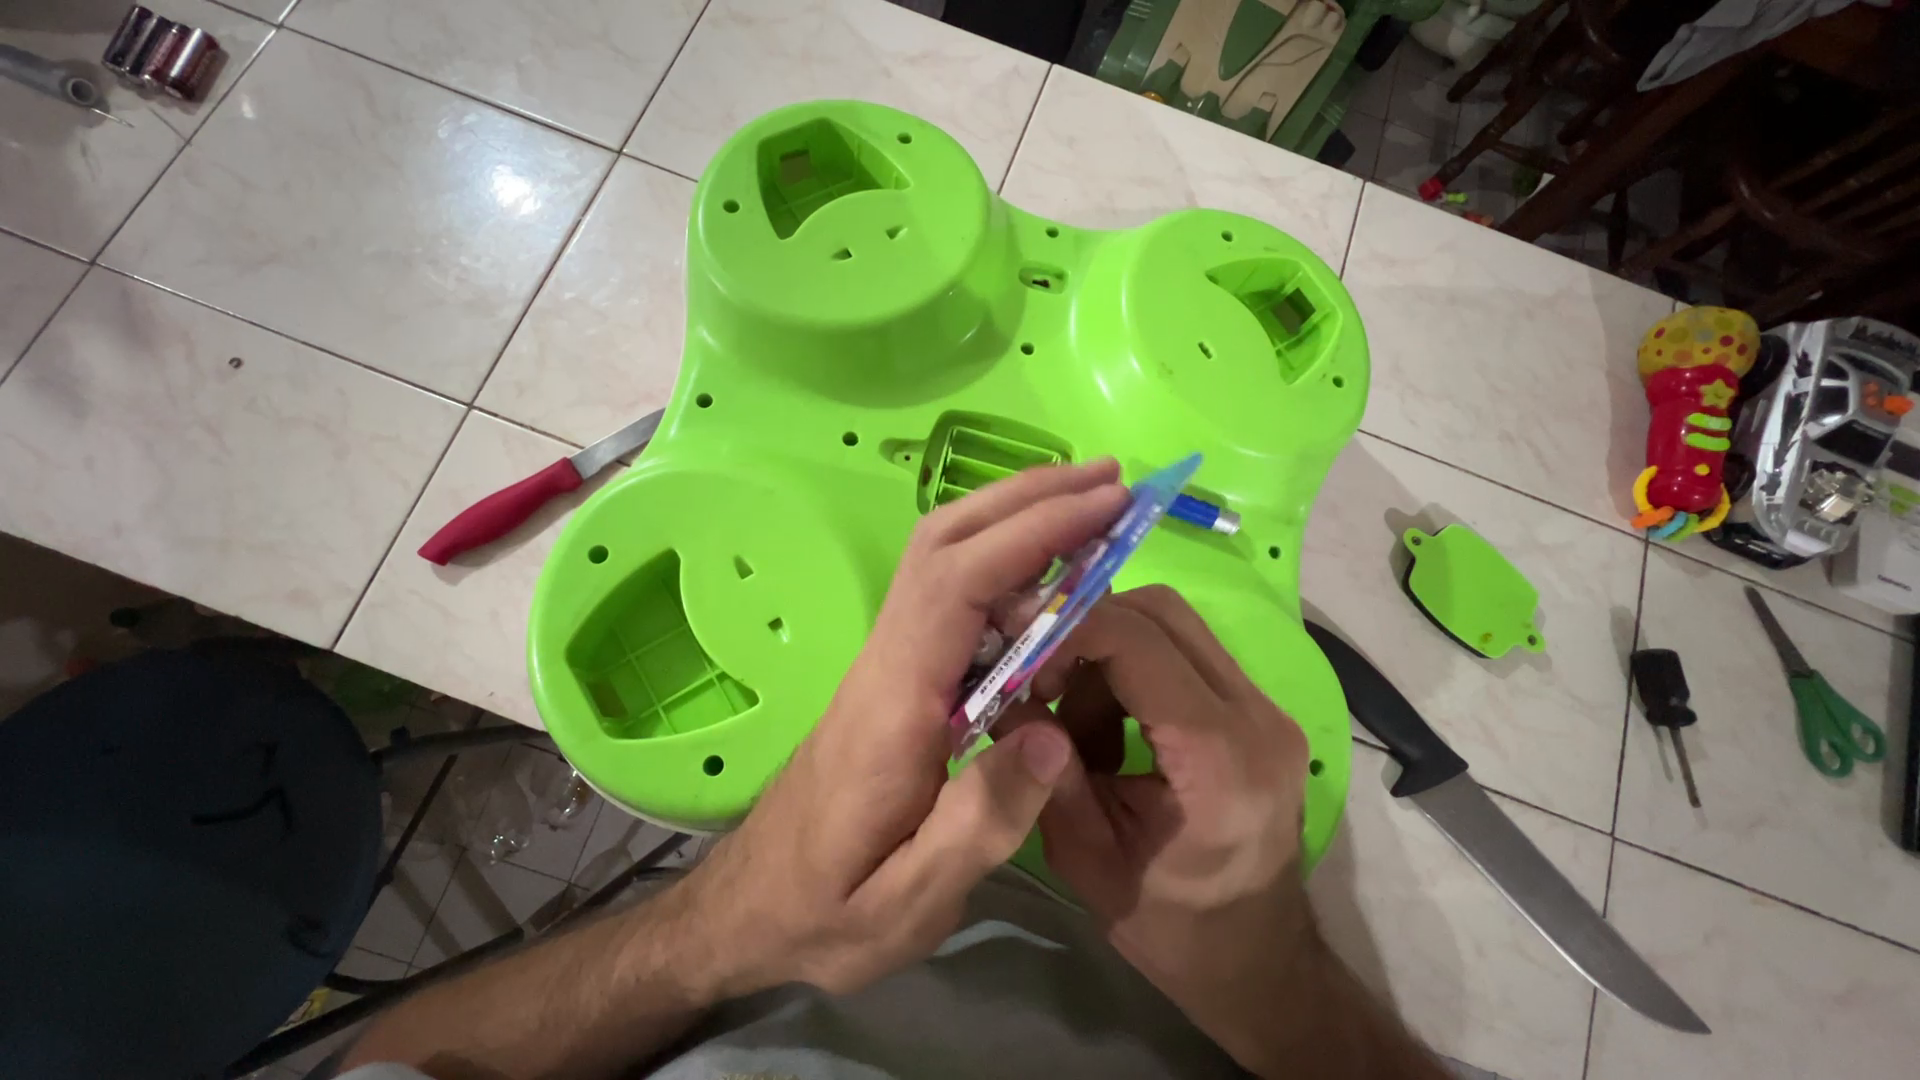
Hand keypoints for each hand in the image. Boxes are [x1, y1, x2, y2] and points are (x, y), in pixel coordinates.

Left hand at [677, 461, 1130, 998]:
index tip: (1105, 506)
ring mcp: (887, 663)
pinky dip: (1003, 562)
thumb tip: (1049, 733)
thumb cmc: (825, 911)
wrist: (750, 906)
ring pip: (942, 559)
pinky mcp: (896, 676)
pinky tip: (1048, 577)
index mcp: (893, 704)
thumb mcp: (904, 904)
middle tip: (1111, 480)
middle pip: (945, 545)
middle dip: (1027, 498)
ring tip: (1091, 508)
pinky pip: (950, 596)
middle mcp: (888, 661)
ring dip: (1014, 518)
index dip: (1031, 533)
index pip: (958, 584)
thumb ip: (978, 825)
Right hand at [1006, 585, 1317, 1072]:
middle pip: (1161, 611)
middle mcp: (1256, 715)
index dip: (1067, 627)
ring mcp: (1265, 708)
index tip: (1013, 646)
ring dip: (1107, 651)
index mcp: (1220, 759)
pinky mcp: (1256, 711)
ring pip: (1172, 624)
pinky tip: (1107, 725)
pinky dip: (1131, 668)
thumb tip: (1004, 694)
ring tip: (1072, 718)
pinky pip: (1183, 653)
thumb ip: (1047, 770)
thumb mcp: (1087, 857)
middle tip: (1039, 677)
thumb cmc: (1172, 927)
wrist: (1259, 962)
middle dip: (1086, 628)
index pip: (1138, 643)